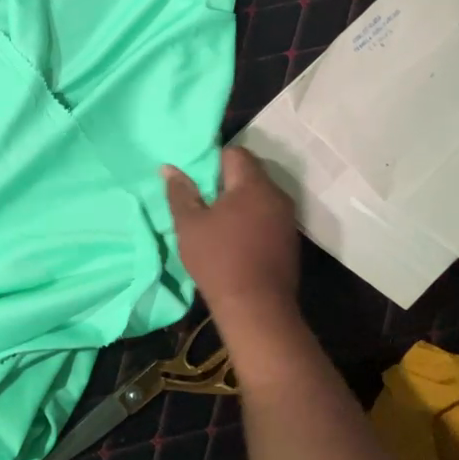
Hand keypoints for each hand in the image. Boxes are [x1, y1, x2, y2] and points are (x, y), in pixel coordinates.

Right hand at [163, 147, 301, 334]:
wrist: (256, 307)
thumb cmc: (217, 259)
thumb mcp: (189, 224)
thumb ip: (180, 192)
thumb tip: (169, 168)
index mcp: (253, 186)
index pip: (235, 153)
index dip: (212, 159)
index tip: (194, 177)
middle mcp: (276, 196)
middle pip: (249, 173)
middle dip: (224, 179)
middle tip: (199, 197)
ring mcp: (286, 219)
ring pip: (258, 195)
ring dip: (237, 200)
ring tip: (213, 217)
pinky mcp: (289, 239)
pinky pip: (266, 214)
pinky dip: (249, 217)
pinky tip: (232, 235)